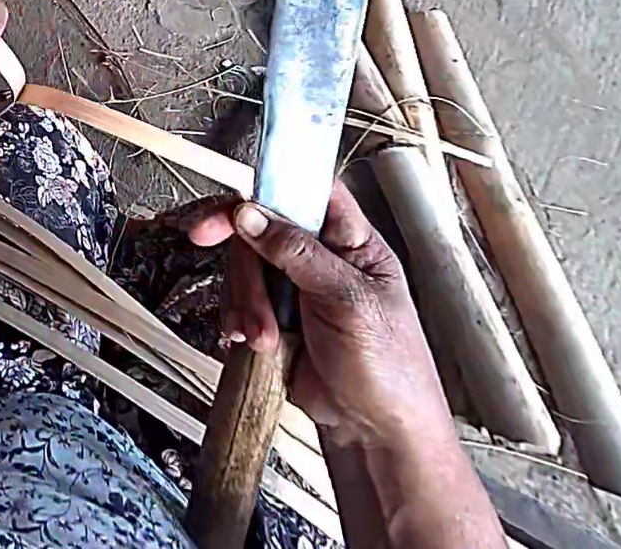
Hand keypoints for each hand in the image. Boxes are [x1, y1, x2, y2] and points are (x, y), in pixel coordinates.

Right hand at [188, 182, 456, 446]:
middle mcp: (318, 253)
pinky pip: (236, 294)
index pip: (307, 190)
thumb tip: (250, 213)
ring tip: (263, 335)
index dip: (271, 185)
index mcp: (351, 240)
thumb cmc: (389, 371)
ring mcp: (292, 282)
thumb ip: (298, 253)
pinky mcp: (271, 309)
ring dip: (245, 300)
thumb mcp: (349, 301)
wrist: (374, 435)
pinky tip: (251, 338)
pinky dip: (236, 315)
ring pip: (244, 262)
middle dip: (247, 261)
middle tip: (231, 272)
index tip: (235, 203)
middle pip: (260, 225)